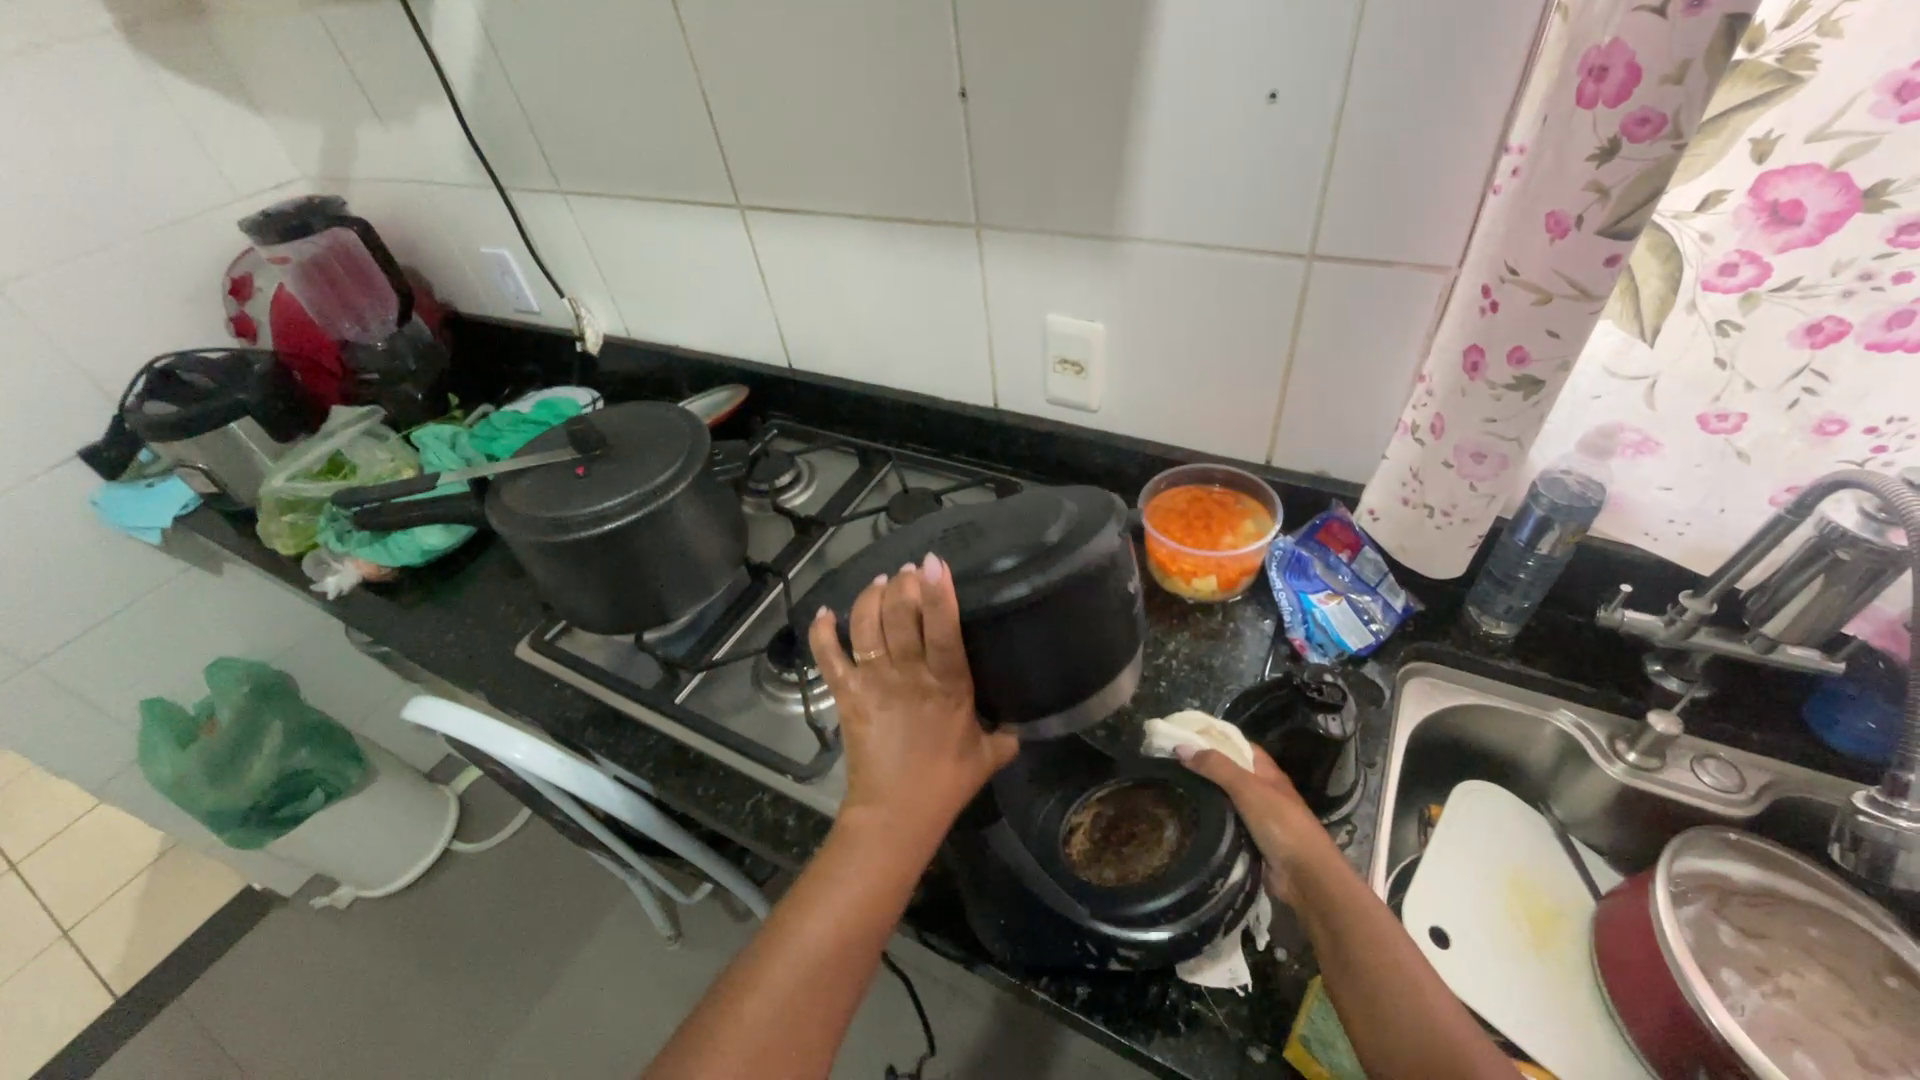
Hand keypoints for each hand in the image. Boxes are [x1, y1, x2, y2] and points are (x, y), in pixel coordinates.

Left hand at [809, 553, 1019, 838]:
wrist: (897, 814)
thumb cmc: (946, 783)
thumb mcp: (988, 756)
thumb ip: (1005, 735)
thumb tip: (1020, 727)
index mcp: (949, 685)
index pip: (944, 629)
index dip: (938, 593)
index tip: (934, 563)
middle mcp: (909, 675)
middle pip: (901, 616)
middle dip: (903, 584)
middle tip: (907, 571)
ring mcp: (874, 682)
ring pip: (867, 626)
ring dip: (870, 597)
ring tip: (879, 583)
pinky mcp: (846, 695)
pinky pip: (829, 656)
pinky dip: (822, 632)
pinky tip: (824, 613)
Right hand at [1180, 744, 1335, 904]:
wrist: (1305, 876)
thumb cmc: (1281, 824)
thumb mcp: (1248, 788)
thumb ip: (1216, 767)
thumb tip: (1180, 746)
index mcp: (1267, 772)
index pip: (1239, 746)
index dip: (1214, 738)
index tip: (1183, 736)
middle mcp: (1262, 792)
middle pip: (1228, 773)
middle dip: (1202, 767)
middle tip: (1168, 763)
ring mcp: (1255, 818)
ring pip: (1223, 800)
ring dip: (1202, 796)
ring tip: (1169, 787)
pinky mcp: (1248, 841)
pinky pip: (1223, 824)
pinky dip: (1206, 820)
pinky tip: (1184, 817)